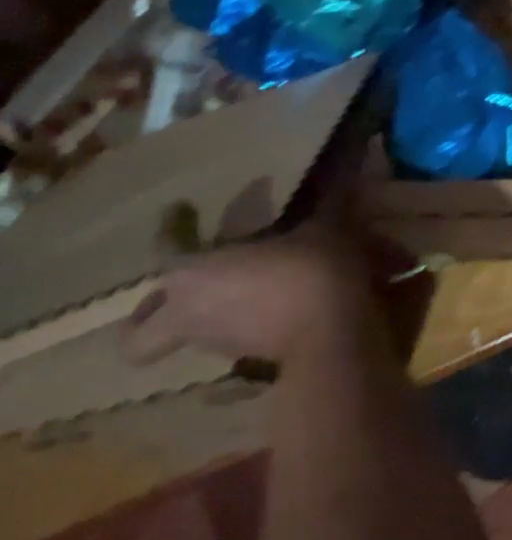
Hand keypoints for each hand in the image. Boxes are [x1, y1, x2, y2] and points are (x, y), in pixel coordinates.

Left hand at [124, 227, 379, 367]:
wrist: (334, 336)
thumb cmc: (311, 275)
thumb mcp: (325, 232)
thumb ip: (325, 211)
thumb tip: (344, 178)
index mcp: (190, 273)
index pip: (164, 246)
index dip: (173, 226)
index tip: (182, 209)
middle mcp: (187, 311)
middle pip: (140, 329)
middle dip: (152, 317)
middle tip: (181, 297)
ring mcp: (216, 342)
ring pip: (190, 336)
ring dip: (208, 321)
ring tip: (245, 302)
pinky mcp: (251, 361)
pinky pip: (235, 346)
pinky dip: (250, 333)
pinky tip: (279, 318)